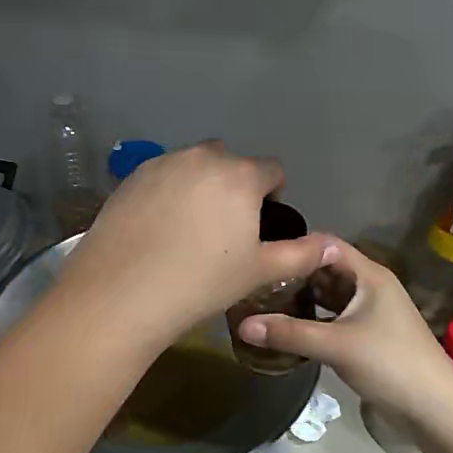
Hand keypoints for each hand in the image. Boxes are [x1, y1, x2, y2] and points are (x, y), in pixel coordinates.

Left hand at [56, 142, 329, 347]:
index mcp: (240, 176)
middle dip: (236, 186)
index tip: (262, 223)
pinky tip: (160, 229)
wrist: (122, 294)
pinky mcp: (131, 178)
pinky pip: (163, 176)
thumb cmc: (202, 283)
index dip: (273, 194)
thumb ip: (301, 254)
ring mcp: (162, 164)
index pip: (272, 169)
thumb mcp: (259, 272)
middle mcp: (202, 158)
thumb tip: (331, 246)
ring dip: (202, 186)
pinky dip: (170, 192)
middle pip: (231, 162)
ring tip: (192, 228)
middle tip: (227, 228)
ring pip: (195, 167)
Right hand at [235, 240, 452, 417]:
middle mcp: (370, 287)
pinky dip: (312, 321)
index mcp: (369, 275)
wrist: (433, 406)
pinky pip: (334, 320)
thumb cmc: (390, 363)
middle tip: (252, 283)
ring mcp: (370, 313)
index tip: (260, 255)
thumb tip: (241, 324)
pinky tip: (286, 330)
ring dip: (301, 299)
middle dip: (293, 275)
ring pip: (329, 297)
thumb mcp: (337, 345)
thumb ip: (290, 333)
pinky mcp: (368, 337)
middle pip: (326, 270)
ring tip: (261, 304)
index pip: (327, 245)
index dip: (295, 247)